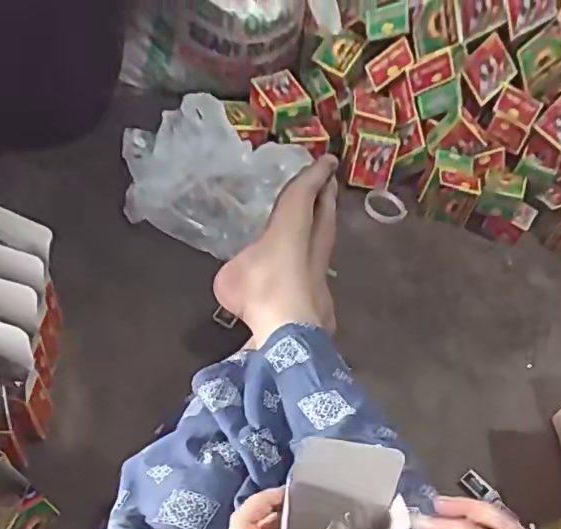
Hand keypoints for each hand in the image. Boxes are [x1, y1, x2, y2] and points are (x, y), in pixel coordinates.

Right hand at [212, 155, 339, 345]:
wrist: (287, 333)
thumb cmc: (258, 291)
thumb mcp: (232, 277)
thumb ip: (239, 271)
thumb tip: (242, 285)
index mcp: (291, 229)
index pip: (305, 194)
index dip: (315, 176)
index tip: (327, 162)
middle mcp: (312, 250)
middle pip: (325, 218)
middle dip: (326, 199)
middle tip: (329, 187)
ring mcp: (321, 281)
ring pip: (325, 250)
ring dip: (322, 237)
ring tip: (317, 231)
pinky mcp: (323, 308)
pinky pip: (318, 282)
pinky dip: (312, 275)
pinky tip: (305, 283)